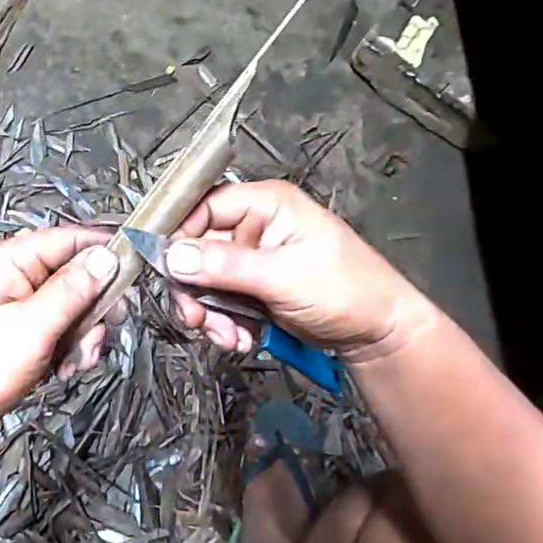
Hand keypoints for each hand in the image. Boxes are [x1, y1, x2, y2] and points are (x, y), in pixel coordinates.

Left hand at [0, 226, 118, 439]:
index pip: (73, 238)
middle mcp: (17, 276)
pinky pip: (64, 328)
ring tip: (73, 359)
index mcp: (12, 261)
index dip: (106, 254)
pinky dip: (71, 348)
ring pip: (76, 306)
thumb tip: (105, 258)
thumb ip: (72, 289)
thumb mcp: (31, 327)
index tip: (131, 275)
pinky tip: (62, 367)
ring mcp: (21, 304)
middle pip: (79, 275)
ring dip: (84, 335)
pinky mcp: (25, 329)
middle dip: (96, 308)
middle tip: (99, 331)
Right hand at [166, 180, 437, 363]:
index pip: (205, 206)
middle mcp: (256, 226)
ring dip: (208, 312)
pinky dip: (223, 322)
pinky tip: (238, 338)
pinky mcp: (253, 288)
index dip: (180, 234)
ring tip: (225, 335)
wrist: (377, 334)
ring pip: (205, 280)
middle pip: (198, 248)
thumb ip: (224, 266)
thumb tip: (174, 256)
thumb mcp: (282, 276)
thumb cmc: (347, 290)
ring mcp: (253, 259)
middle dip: (193, 287)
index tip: (165, 266)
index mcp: (267, 204)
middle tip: (193, 318)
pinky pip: (220, 301)